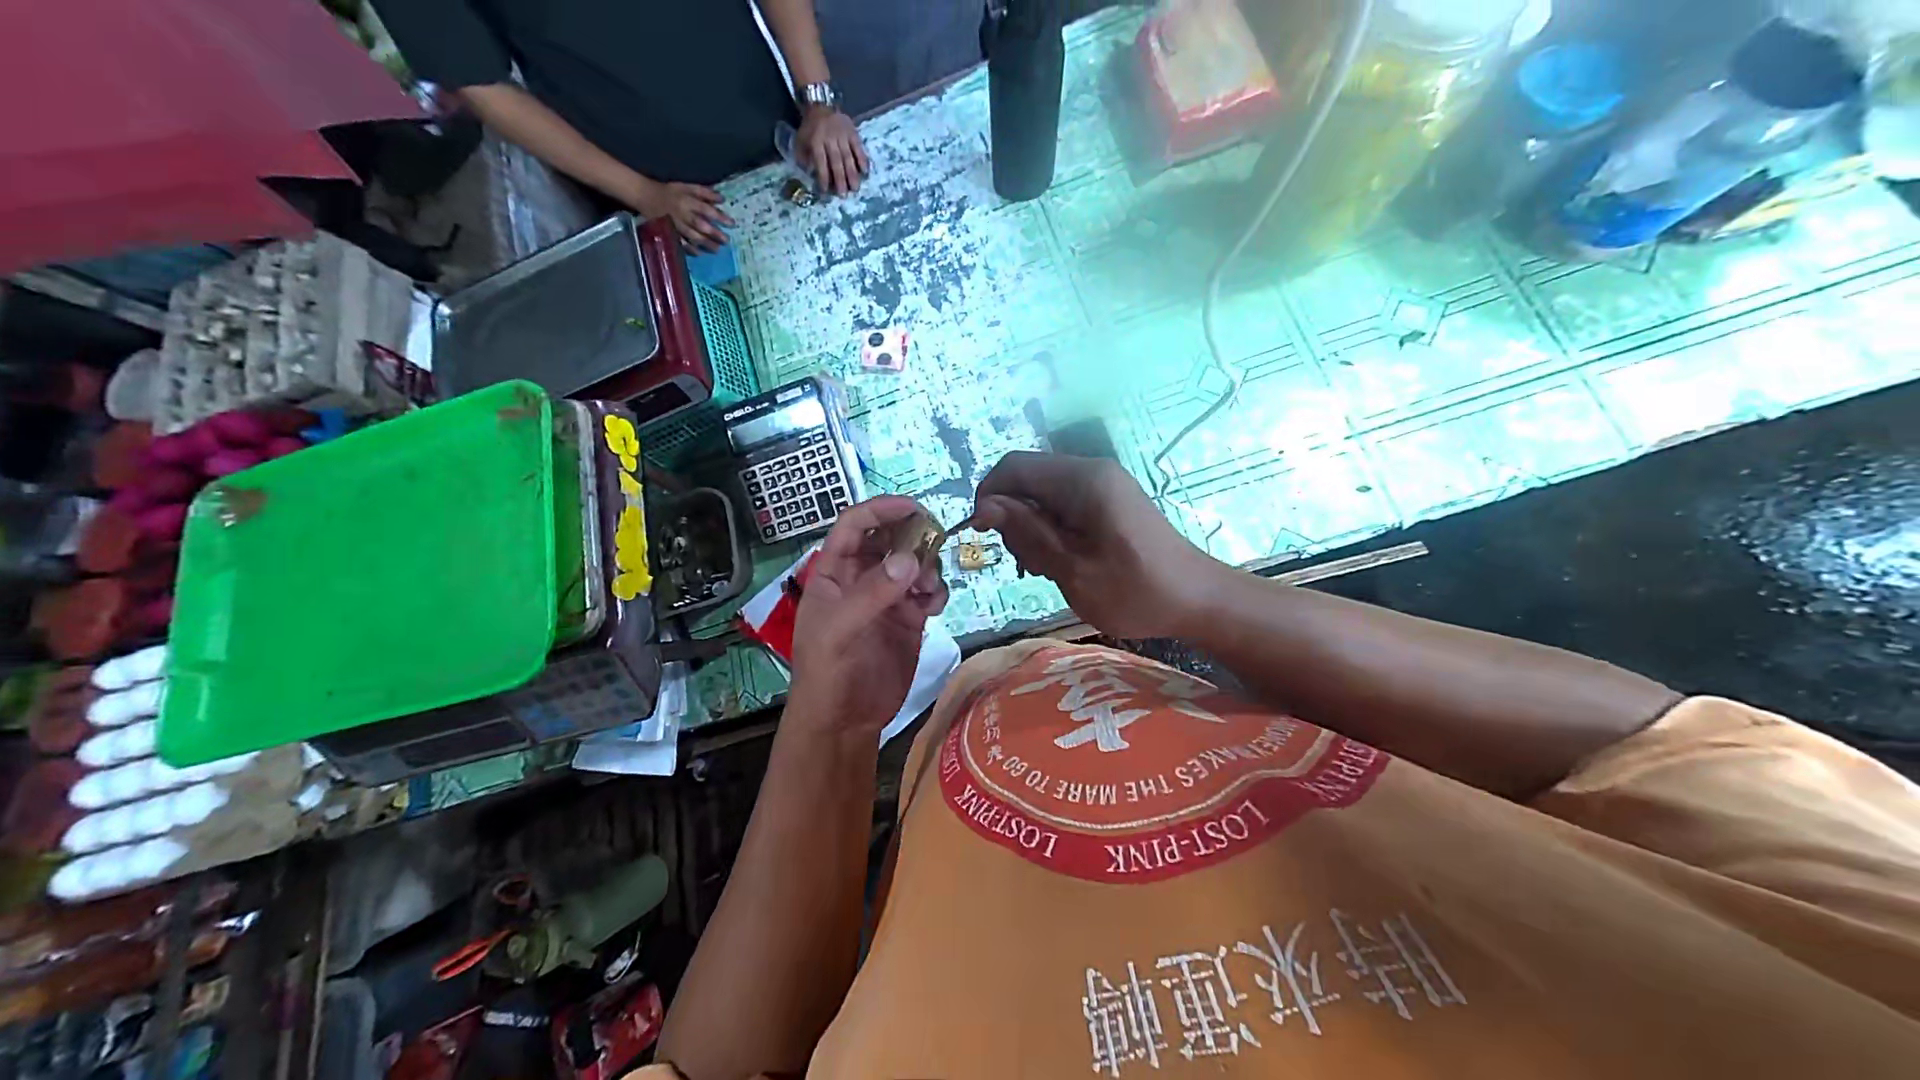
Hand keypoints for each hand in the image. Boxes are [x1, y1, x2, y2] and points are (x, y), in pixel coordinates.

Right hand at [630, 179, 734, 252]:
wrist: (645, 195)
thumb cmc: (669, 191)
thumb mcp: (686, 186)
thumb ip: (704, 192)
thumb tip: (722, 199)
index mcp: (687, 200)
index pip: (706, 210)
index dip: (720, 217)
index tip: (732, 224)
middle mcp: (682, 214)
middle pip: (701, 226)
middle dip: (715, 234)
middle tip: (726, 241)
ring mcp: (675, 225)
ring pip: (692, 237)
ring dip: (706, 244)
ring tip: (717, 250)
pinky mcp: (669, 232)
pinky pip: (681, 243)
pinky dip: (691, 249)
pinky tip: (700, 253)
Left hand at [788, 496, 947, 733]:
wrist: (844, 720)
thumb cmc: (828, 671)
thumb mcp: (840, 629)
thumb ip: (873, 593)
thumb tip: (911, 560)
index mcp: (834, 572)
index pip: (855, 526)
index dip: (880, 511)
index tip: (912, 507)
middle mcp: (861, 579)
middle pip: (890, 539)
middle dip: (912, 537)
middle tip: (933, 543)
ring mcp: (887, 598)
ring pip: (913, 564)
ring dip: (927, 567)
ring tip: (929, 589)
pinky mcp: (908, 619)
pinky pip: (927, 592)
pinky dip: (936, 591)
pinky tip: (934, 606)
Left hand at [796, 106, 868, 195]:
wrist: (821, 105)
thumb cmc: (810, 128)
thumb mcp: (800, 140)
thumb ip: (803, 157)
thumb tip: (808, 173)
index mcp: (816, 141)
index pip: (820, 162)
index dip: (823, 177)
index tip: (825, 191)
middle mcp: (830, 139)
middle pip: (836, 162)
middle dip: (840, 179)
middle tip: (844, 195)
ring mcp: (843, 136)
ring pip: (848, 156)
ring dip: (852, 174)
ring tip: (855, 188)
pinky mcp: (853, 133)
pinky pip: (859, 147)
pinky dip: (862, 159)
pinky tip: (865, 172)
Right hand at [971, 453, 1221, 638]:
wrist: (1198, 601)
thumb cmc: (1136, 591)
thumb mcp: (1073, 569)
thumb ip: (1028, 533)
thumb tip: (984, 506)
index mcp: (1083, 480)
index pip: (1013, 467)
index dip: (989, 498)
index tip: (986, 539)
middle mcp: (1091, 470)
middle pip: (1027, 479)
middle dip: (1013, 518)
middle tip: (1030, 564)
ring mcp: (1102, 484)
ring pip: (1042, 494)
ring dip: (1032, 528)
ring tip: (1048, 568)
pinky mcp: (1109, 500)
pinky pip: (1064, 504)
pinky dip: (1052, 530)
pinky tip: (1063, 561)